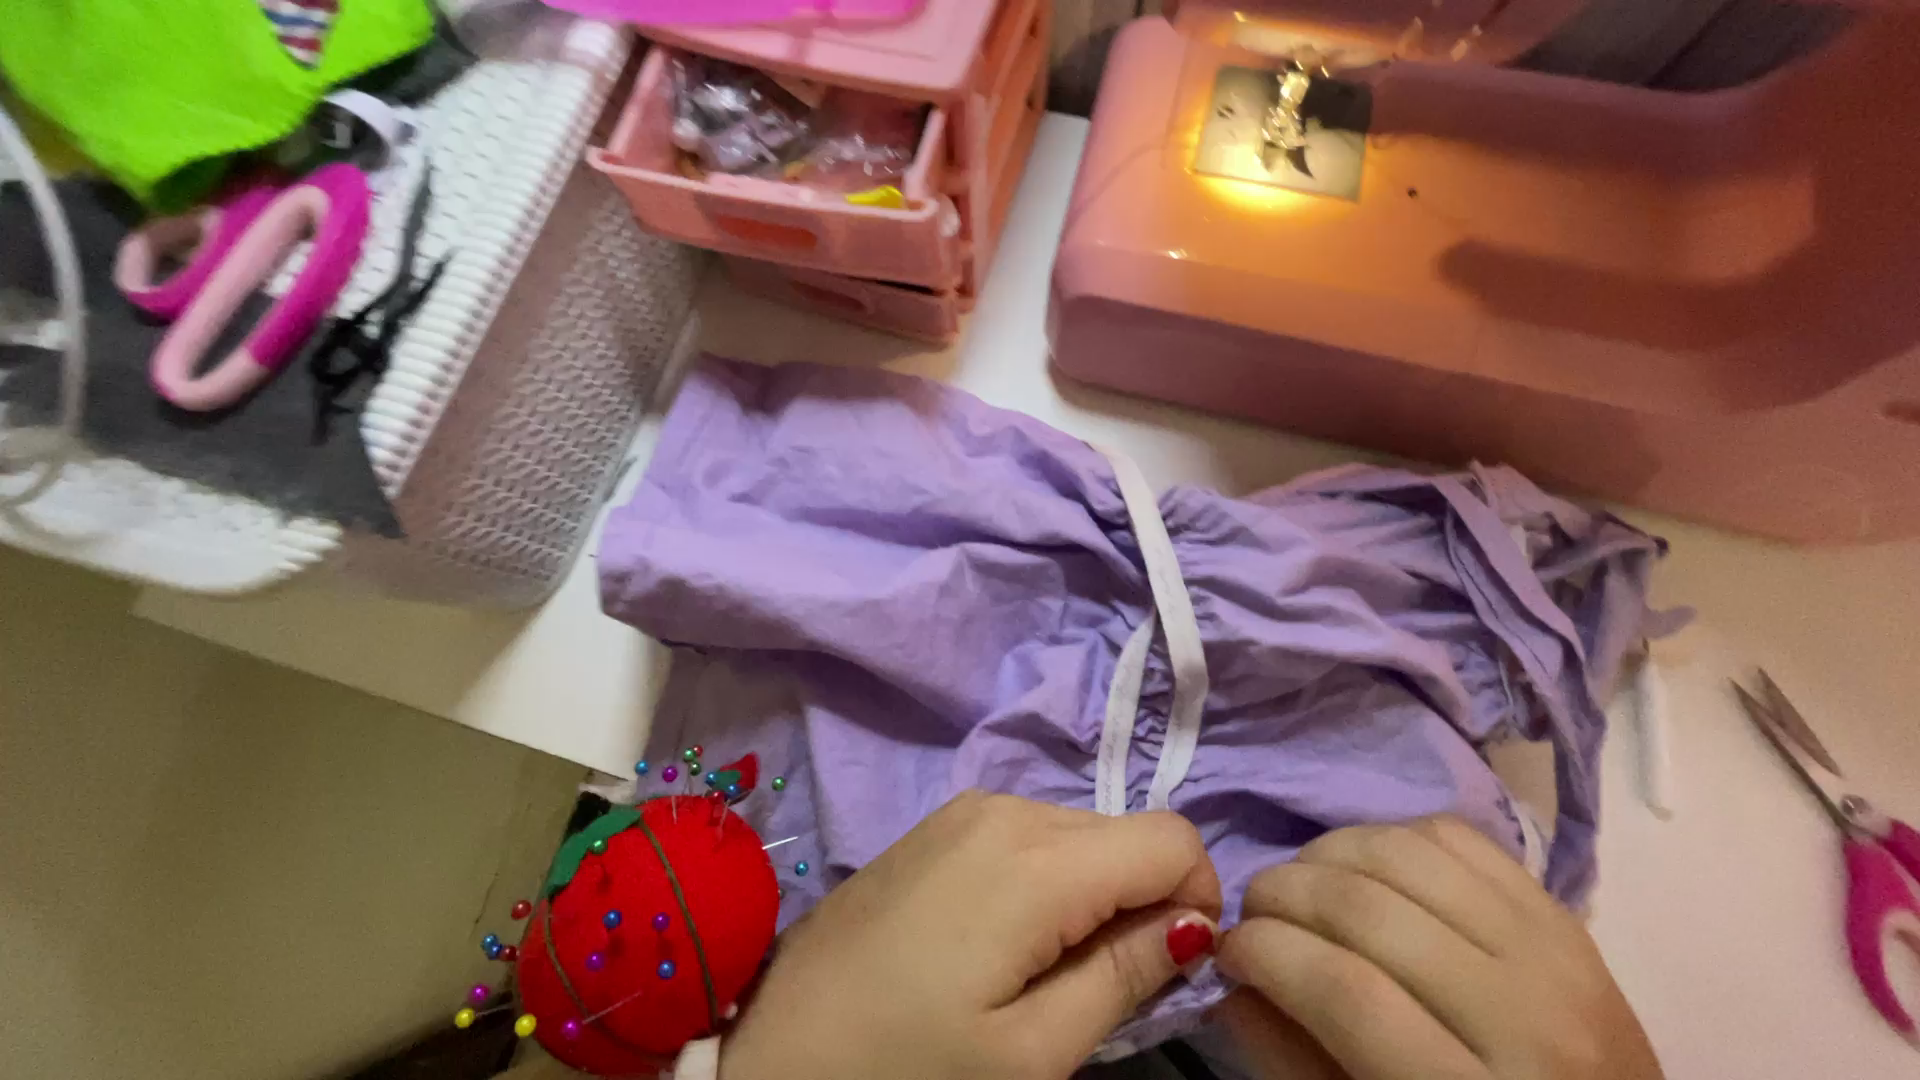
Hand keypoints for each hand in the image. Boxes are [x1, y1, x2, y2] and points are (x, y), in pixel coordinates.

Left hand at [719, 791, 1221, 1079]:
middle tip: (1094, 984)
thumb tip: (1193, 923)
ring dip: (1091, 894)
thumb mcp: (1032, 1051)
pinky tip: (1000, 937)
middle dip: (1139, 901)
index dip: (1192, 902)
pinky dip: (1046, 880)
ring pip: (1080, 832)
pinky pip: (1029, 834)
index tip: (1165, 968)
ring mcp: (966, 808)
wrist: (777, 1048)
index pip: (1172, 838)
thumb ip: (1126, 975)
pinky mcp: (940, 823)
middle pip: (1125, 833)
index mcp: (1038, 857)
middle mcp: (1007, 806)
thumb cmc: (908, 1063)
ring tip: (1040, 967)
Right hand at [1216, 816, 1663, 1079]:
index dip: (1264, 952)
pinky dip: (1384, 835)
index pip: (1345, 992)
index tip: (1228, 950)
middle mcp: (1530, 1017)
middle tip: (1254, 913)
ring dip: (1322, 854)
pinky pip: (1450, 834)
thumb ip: (1288, 1057)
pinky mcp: (1558, 910)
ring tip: (1301, 885)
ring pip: (1402, 852)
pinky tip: (1363, 869)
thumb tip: (1227, 972)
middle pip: (1366, 909)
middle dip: (1279, 895)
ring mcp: (1553, 951)